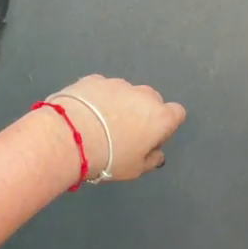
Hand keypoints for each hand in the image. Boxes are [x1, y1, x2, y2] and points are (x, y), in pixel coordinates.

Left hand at [48, 75, 187, 181]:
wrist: (70, 136)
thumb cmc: (109, 157)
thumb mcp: (135, 169)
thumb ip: (152, 160)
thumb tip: (157, 154)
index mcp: (160, 117)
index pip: (176, 113)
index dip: (165, 127)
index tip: (150, 139)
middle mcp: (143, 95)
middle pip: (151, 100)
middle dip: (143, 113)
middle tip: (124, 133)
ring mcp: (118, 83)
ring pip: (125, 93)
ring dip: (119, 104)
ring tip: (99, 124)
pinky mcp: (94, 79)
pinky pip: (102, 89)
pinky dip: (97, 98)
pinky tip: (84, 114)